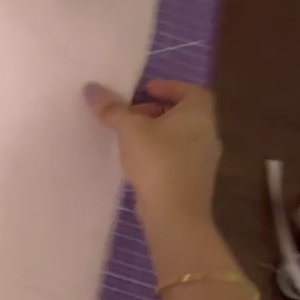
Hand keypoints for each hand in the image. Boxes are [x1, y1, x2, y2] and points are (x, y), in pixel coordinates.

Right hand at [84, 79, 221, 230]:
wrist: (175, 213)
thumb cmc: (157, 161)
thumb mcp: (129, 129)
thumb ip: (112, 108)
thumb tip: (92, 87)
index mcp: (198, 116)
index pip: (193, 91)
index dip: (170, 86)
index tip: (145, 90)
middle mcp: (207, 134)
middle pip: (184, 113)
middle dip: (156, 109)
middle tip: (131, 112)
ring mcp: (203, 159)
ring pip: (179, 135)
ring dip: (156, 130)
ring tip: (128, 135)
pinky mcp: (193, 179)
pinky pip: (177, 155)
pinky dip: (159, 150)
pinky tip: (136, 159)